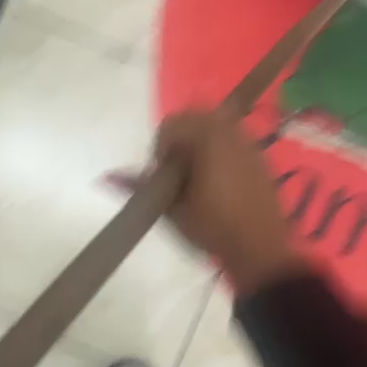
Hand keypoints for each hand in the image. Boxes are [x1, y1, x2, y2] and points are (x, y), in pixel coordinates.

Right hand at [156, 108, 308, 292]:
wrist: (260, 250)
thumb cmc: (213, 229)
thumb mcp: (173, 210)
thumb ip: (140, 187)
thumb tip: (106, 177)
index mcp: (207, 140)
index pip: (172, 124)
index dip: (161, 148)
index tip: (163, 175)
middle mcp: (230, 132)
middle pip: (195, 116)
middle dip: (181, 139)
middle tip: (177, 171)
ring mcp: (249, 142)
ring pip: (216, 124)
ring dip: (201, 142)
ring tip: (196, 176)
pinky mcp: (260, 156)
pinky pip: (234, 138)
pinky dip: (220, 149)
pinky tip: (218, 181)